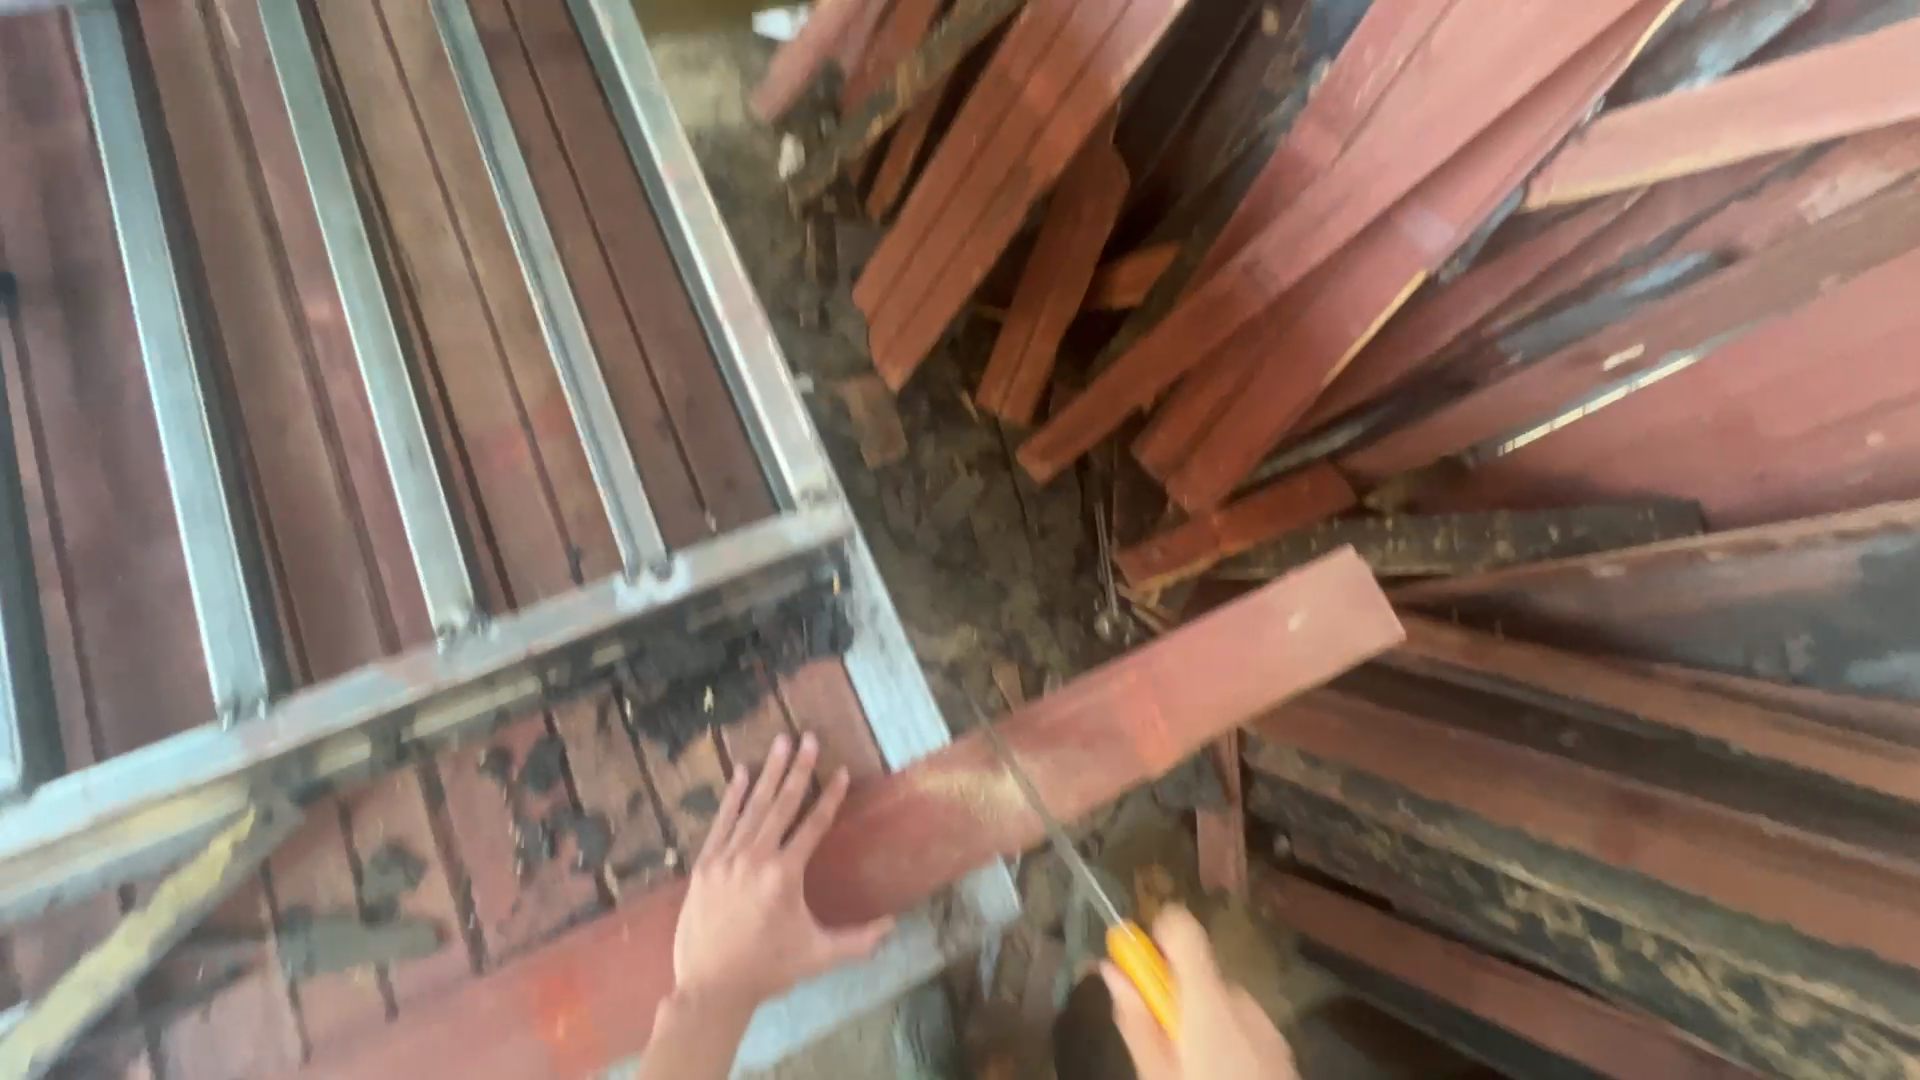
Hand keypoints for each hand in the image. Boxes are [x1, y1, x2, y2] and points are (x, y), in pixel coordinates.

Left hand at [671, 732, 894, 1013]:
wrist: (710, 990)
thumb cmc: (769, 970)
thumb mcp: (818, 956)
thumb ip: (858, 941)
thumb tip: (894, 926)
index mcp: (784, 875)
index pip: (813, 825)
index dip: (829, 796)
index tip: (841, 770)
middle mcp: (756, 858)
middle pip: (782, 804)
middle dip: (799, 769)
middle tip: (808, 737)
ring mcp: (726, 858)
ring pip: (753, 807)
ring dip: (769, 772)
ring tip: (781, 742)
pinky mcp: (704, 865)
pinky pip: (721, 822)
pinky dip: (733, 796)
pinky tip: (741, 772)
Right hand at [1103, 906, 1298, 1079]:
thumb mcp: (1158, 1079)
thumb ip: (1135, 1021)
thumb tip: (1110, 970)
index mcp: (1208, 1005)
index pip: (1183, 929)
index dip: (1158, 935)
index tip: (1140, 967)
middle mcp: (1243, 1004)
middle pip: (1200, 971)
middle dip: (1176, 995)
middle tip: (1162, 1045)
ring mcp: (1270, 1031)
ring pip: (1222, 1002)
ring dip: (1202, 1020)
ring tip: (1193, 1070)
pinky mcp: (1286, 1055)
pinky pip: (1245, 1027)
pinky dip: (1228, 1040)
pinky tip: (1223, 1079)